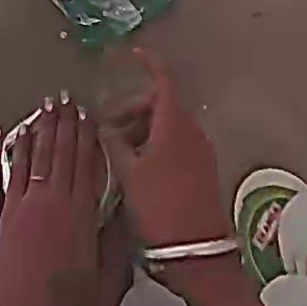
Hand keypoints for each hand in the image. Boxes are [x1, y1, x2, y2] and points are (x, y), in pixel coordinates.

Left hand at [0, 95, 104, 305]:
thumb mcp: (103, 279)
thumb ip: (112, 242)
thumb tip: (120, 213)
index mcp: (81, 212)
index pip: (86, 162)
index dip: (87, 135)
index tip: (89, 114)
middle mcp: (56, 200)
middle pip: (63, 150)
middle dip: (66, 121)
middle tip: (67, 97)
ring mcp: (30, 203)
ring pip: (40, 153)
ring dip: (44, 126)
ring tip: (47, 105)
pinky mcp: (10, 211)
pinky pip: (16, 170)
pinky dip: (20, 148)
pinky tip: (21, 133)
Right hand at [99, 50, 231, 257]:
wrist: (197, 252)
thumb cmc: (161, 205)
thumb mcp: (129, 173)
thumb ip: (114, 143)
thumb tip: (104, 126)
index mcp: (174, 123)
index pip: (163, 80)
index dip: (149, 63)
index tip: (134, 53)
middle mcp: (191, 130)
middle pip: (160, 105)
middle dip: (133, 111)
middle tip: (109, 128)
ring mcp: (199, 150)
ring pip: (166, 126)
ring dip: (142, 130)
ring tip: (118, 153)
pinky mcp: (202, 169)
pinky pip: (176, 143)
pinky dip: (155, 145)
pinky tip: (137, 167)